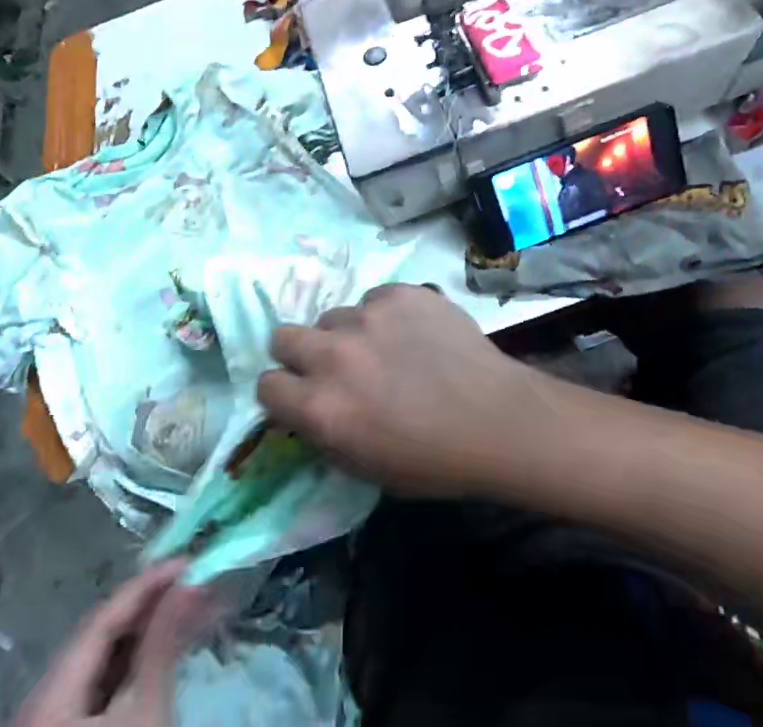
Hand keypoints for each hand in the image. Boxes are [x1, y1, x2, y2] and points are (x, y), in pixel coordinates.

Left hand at [15, 562, 210, 726]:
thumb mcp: (147, 712)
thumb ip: (164, 643)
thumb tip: (190, 582)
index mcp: (49, 696)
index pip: (102, 621)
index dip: (146, 586)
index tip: (189, 560)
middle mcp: (43, 701)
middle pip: (100, 637)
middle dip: (151, 606)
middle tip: (197, 581)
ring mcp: (56, 720)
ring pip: (105, 659)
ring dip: (149, 631)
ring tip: (193, 606)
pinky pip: (106, 682)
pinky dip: (139, 661)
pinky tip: (168, 647)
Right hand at [258, 284, 561, 496]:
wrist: (496, 419)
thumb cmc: (432, 460)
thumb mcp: (362, 468)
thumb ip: (321, 433)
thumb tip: (305, 409)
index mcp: (319, 407)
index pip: (266, 385)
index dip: (285, 394)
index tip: (303, 398)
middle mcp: (334, 355)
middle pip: (283, 336)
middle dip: (301, 353)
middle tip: (336, 367)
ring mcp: (369, 318)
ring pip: (334, 316)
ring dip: (349, 334)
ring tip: (387, 350)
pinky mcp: (403, 293)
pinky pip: (375, 298)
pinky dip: (387, 315)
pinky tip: (415, 334)